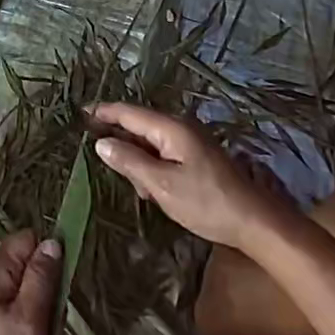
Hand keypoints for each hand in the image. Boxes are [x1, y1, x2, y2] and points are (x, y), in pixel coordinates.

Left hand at [0, 230, 61, 334]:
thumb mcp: (29, 318)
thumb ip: (42, 277)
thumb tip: (53, 240)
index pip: (30, 239)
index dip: (51, 254)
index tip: (65, 281)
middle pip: (34, 269)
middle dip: (51, 293)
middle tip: (55, 321)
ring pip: (34, 298)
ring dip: (47, 319)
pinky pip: (25, 320)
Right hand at [91, 102, 281, 248]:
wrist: (254, 222)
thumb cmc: (206, 202)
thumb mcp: (161, 185)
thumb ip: (129, 161)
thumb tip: (101, 143)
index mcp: (171, 128)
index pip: (129, 113)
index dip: (103, 112)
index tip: (80, 111)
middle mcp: (180, 128)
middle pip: (139, 125)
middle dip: (119, 138)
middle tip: (97, 154)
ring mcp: (191, 142)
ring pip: (151, 142)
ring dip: (136, 159)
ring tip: (134, 186)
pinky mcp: (197, 158)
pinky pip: (163, 153)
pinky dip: (151, 167)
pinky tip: (150, 189)